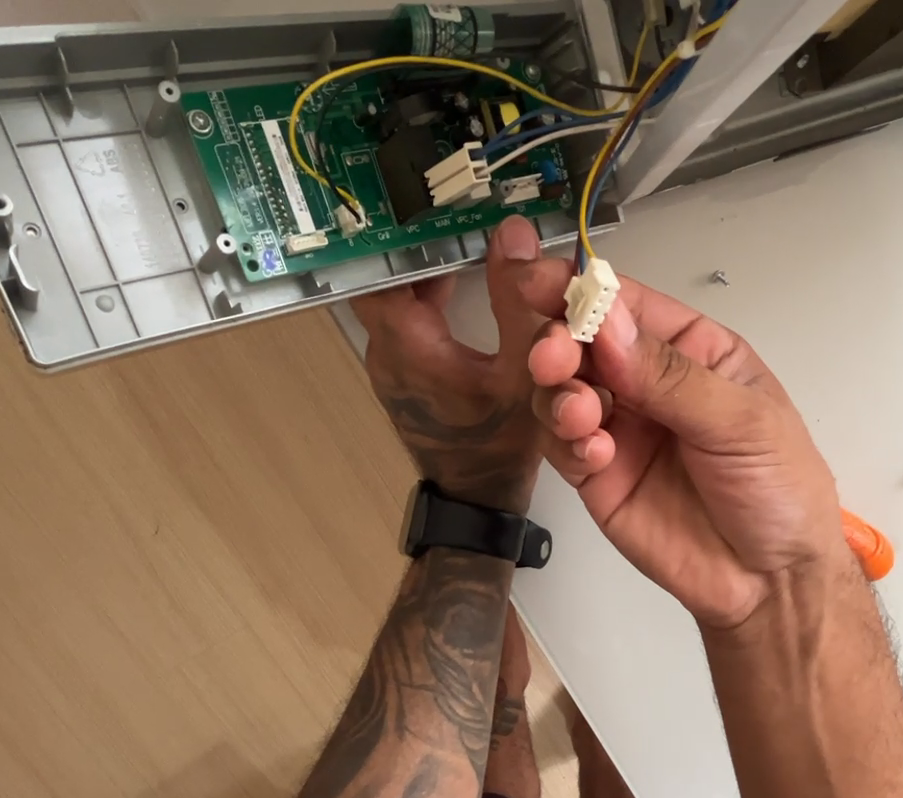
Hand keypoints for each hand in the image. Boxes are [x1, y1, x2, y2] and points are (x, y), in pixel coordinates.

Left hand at [351, 217, 555, 515]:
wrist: (479, 495)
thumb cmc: (499, 447)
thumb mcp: (526, 373)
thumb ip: (521, 303)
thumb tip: (514, 236)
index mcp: (408, 348)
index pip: (376, 269)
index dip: (395, 231)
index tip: (418, 198)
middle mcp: (386, 355)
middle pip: (383, 278)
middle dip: (416, 244)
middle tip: (448, 211)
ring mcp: (389, 367)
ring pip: (391, 299)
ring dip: (420, 270)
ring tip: (455, 237)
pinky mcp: (400, 374)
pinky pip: (401, 321)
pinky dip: (422, 297)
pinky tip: (455, 285)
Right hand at [519, 273, 849, 628]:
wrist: (767, 581)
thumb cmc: (778, 489)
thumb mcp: (740, 421)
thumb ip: (670, 376)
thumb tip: (609, 325)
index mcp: (690, 351)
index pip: (626, 306)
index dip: (581, 290)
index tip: (540, 285)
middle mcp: (646, 384)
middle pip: (581, 345)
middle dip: (558, 345)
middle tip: (553, 358)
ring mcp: (618, 428)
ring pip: (561, 392)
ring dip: (558, 396)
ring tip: (582, 414)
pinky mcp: (596, 475)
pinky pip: (561, 445)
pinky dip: (566, 443)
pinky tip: (594, 454)